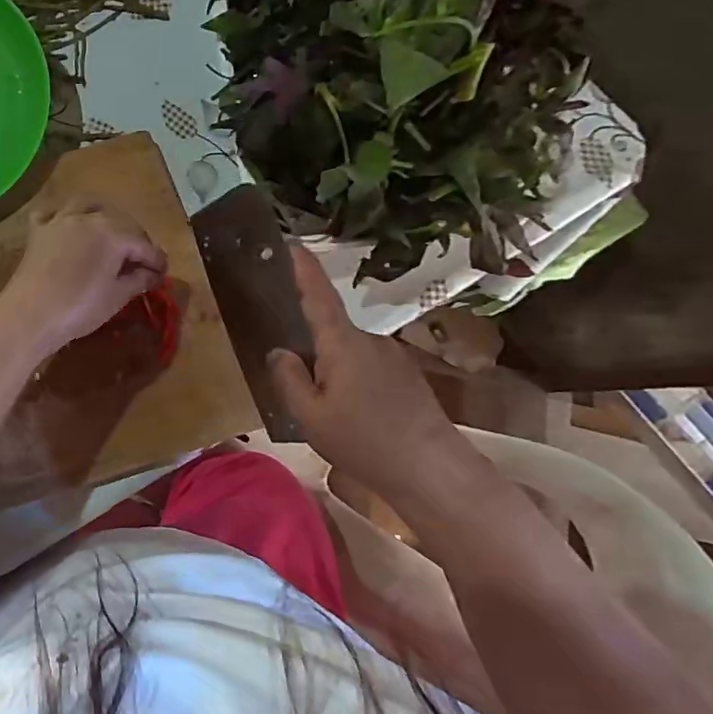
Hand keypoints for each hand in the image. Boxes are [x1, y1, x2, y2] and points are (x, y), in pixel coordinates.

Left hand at [0, 200, 167, 355]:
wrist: (29, 316)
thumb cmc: (79, 309)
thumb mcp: (116, 297)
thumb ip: (138, 280)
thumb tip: (153, 274)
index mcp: (114, 234)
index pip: (144, 245)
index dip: (157, 260)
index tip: (163, 274)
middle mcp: (89, 218)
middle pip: (121, 221)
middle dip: (135, 238)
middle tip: (141, 260)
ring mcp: (60, 220)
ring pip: (88, 205)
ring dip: (104, 215)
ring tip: (111, 232)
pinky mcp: (38, 231)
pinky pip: (53, 213)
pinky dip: (64, 216)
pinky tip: (69, 226)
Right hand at [268, 245, 453, 479]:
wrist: (432, 470)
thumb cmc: (363, 440)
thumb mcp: (310, 415)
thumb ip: (288, 379)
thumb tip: (280, 352)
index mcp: (342, 343)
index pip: (318, 295)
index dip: (304, 268)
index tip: (292, 243)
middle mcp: (369, 340)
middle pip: (329, 332)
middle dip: (312, 352)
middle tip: (300, 391)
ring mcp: (392, 357)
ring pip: (348, 355)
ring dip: (334, 373)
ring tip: (330, 415)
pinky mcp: (407, 376)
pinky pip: (367, 369)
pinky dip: (354, 384)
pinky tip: (356, 420)